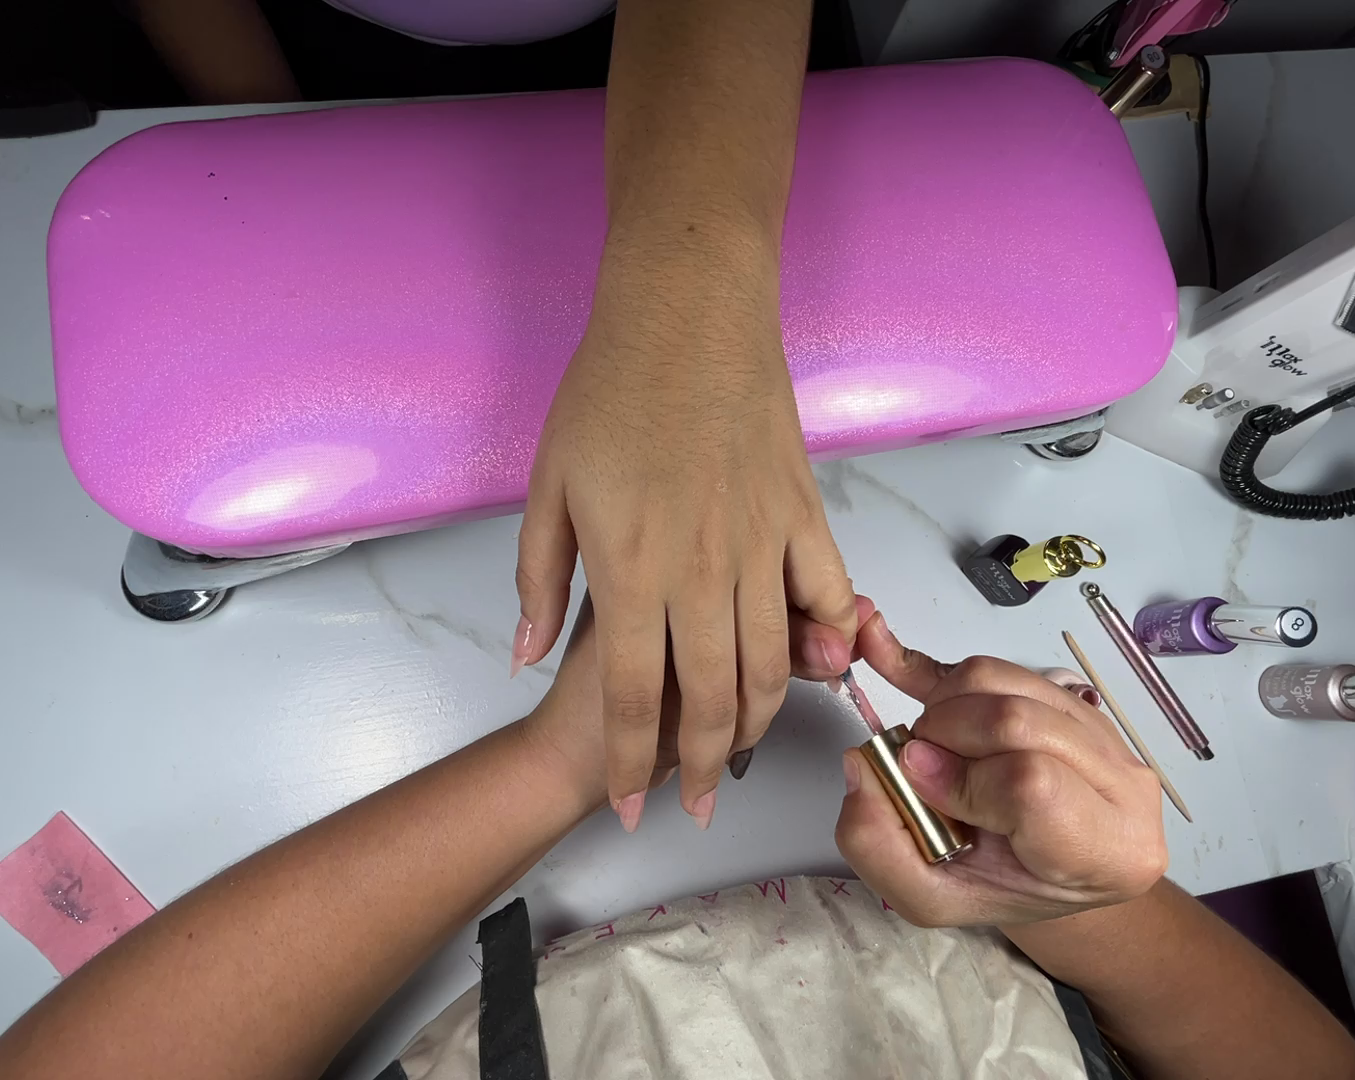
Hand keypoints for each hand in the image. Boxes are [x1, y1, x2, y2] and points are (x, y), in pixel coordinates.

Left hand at [514, 246, 856, 831]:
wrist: (687, 313)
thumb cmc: (607, 393)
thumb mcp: (548, 486)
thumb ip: (539, 579)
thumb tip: (526, 656)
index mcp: (631, 569)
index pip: (632, 697)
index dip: (631, 761)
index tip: (631, 804)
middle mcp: (702, 573)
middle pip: (709, 698)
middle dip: (698, 765)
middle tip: (693, 803)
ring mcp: (762, 545)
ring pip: (771, 662)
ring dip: (756, 719)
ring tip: (738, 753)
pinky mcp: (803, 515)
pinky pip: (828, 595)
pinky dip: (828, 642)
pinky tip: (819, 672)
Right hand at [836, 612, 1166, 927]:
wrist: (1040, 867)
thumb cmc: (995, 885)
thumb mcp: (929, 898)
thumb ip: (880, 847)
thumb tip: (863, 765)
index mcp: (1107, 851)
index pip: (1030, 784)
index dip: (960, 779)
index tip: (920, 787)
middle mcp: (1122, 783)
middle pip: (1013, 719)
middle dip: (942, 734)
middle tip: (918, 765)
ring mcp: (1099, 730)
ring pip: (1000, 680)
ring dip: (941, 704)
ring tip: (933, 743)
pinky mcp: (1065, 695)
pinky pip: (993, 665)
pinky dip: (929, 667)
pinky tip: (882, 651)